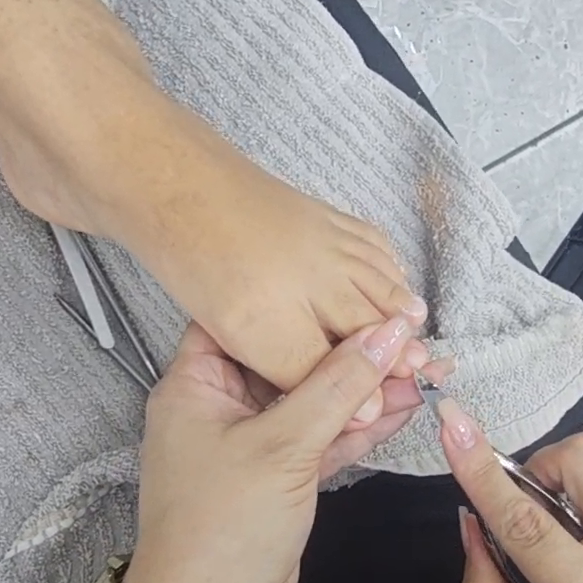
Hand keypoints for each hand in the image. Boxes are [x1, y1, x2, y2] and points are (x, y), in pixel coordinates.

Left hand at [0, 71, 423, 392]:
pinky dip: (371, 255)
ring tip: (411, 314)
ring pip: (372, 268)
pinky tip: (365, 259)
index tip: (413, 388)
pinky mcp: (291, 211)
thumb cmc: (209, 262)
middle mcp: (338, 258)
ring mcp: (317, 228)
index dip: (395, 366)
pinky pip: (351, 237)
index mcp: (335, 293)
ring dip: (392, 295)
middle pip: (384, 302)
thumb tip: (377, 406)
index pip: (379, 339)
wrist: (155, 176)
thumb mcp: (264, 337)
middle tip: (426, 361)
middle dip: (403, 334)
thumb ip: (321, 375)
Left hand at [122, 318, 450, 582]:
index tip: (360, 292)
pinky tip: (408, 405)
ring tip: (428, 367)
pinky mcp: (283, 472)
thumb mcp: (283, 446)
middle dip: (353, 351)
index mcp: (197, 381)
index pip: (250, 321)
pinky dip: (363, 425)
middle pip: (294, 360)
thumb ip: (339, 385)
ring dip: (369, 390)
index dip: (302, 303)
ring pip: (317, 400)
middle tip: (414, 337)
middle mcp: (225, 402)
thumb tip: (390, 332)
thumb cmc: (224, 524)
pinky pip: (325, 436)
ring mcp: (257, 439)